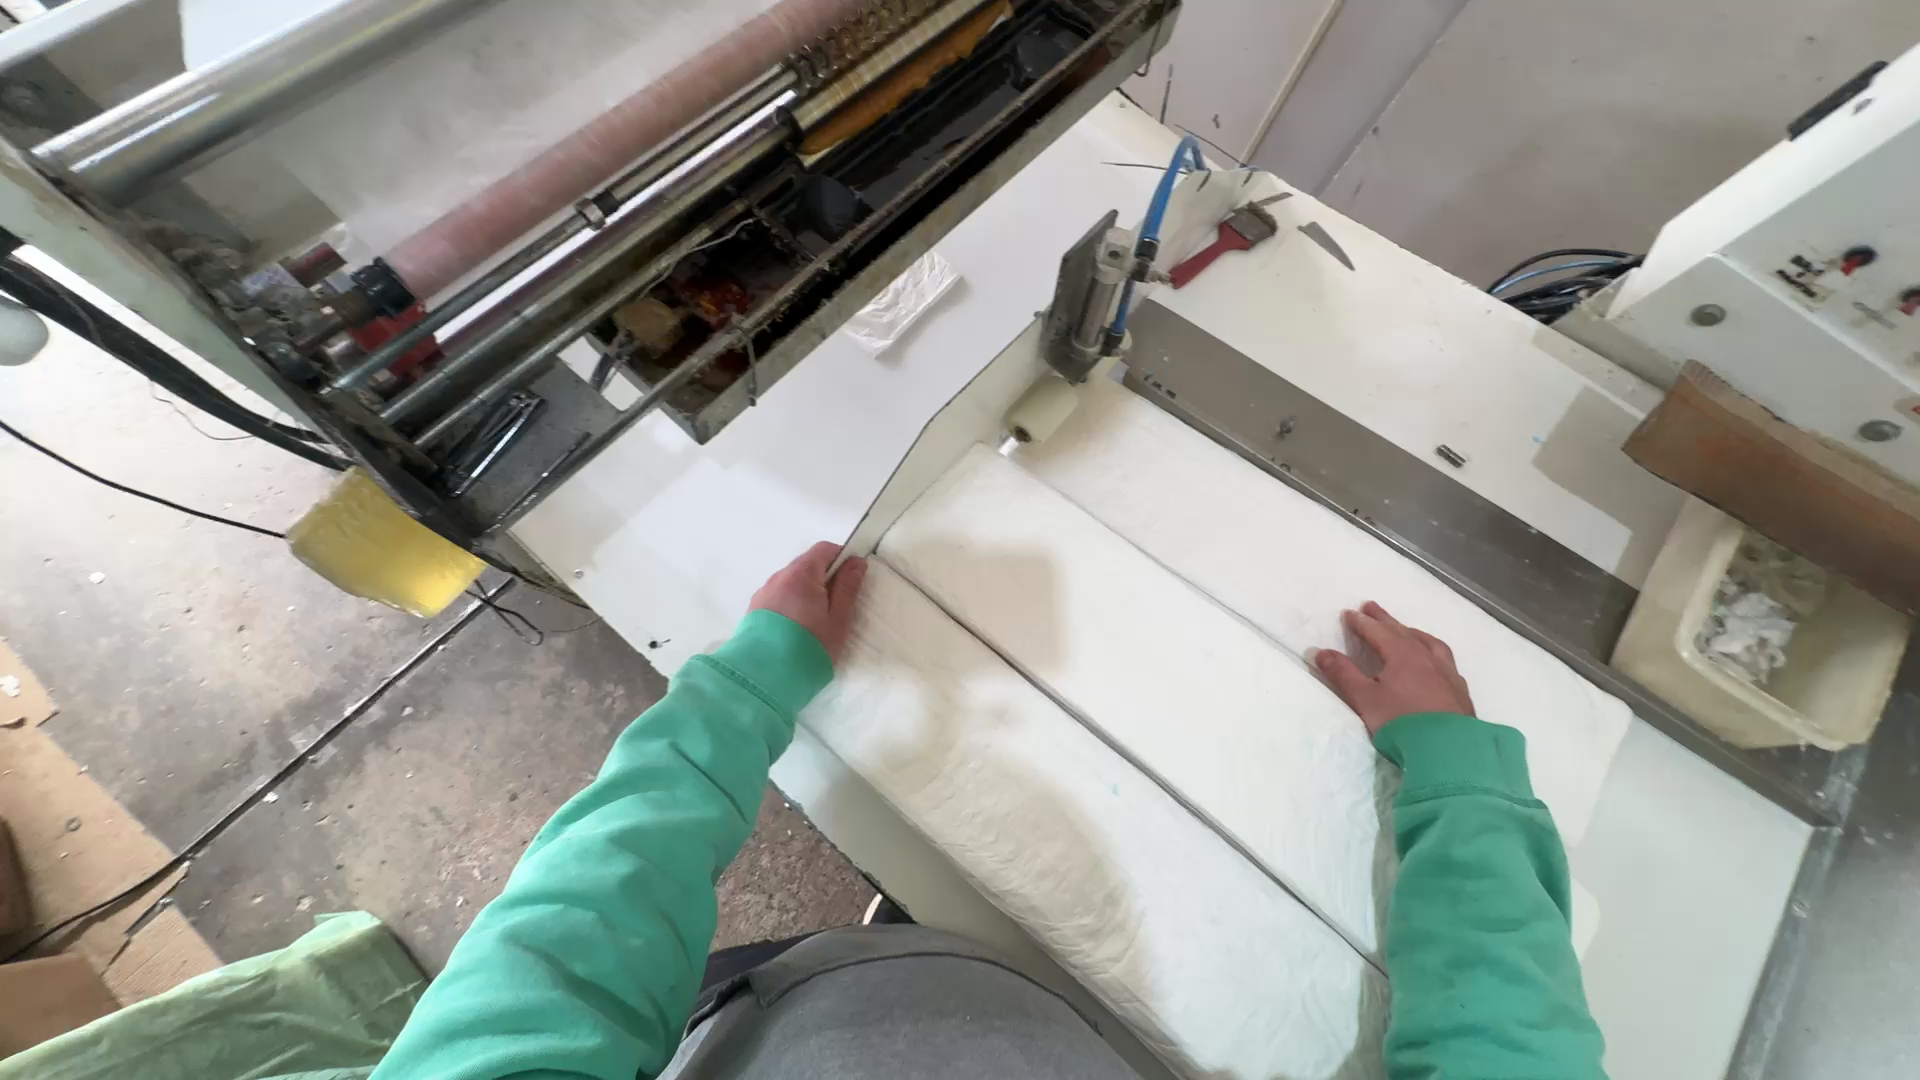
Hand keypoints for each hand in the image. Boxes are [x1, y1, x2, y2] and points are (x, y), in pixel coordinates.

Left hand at [749, 542, 867, 665]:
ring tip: (814, 623)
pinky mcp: (753, 610)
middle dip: (824, 578)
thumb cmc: (808, 648)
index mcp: (800, 574)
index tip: (852, 579)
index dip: (842, 558)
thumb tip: (856, 561)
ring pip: (792, 582)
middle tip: (836, 607)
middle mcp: (778, 577)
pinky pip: (779, 597)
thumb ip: (848, 587)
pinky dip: (791, 604)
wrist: (763, 679)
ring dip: (806, 592)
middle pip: (807, 565)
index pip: (824, 549)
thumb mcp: (838, 619)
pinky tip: (795, 630)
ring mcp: (763, 593)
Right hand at [1313, 601, 1474, 736]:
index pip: (1379, 632)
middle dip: (1385, 620)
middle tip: (1371, 607)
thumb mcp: (1364, 698)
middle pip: (1404, 632)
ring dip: (1413, 633)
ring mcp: (1448, 675)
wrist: (1450, 752)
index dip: (1362, 622)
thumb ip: (1342, 674)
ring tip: (1406, 630)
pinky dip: (1433, 652)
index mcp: (1404, 656)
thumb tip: (1321, 652)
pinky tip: (1434, 662)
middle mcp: (1428, 659)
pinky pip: (1445, 661)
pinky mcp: (1460, 692)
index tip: (1349, 613)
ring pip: (1429, 644)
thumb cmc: (1401, 722)